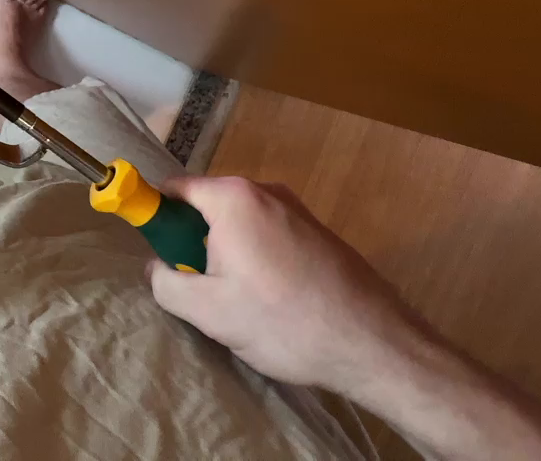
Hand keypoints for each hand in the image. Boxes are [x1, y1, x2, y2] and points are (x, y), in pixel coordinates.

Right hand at [146, 176, 427, 394]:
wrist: (384, 351)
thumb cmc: (287, 322)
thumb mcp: (208, 311)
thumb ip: (165, 283)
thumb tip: (157, 268)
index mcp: (231, 197)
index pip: (172, 189)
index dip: (157, 218)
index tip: (164, 254)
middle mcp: (263, 190)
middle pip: (205, 206)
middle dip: (196, 241)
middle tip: (206, 286)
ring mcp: (297, 209)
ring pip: (238, 224)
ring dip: (229, 254)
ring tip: (246, 300)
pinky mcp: (322, 232)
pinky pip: (269, 235)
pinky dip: (261, 260)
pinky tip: (278, 301)